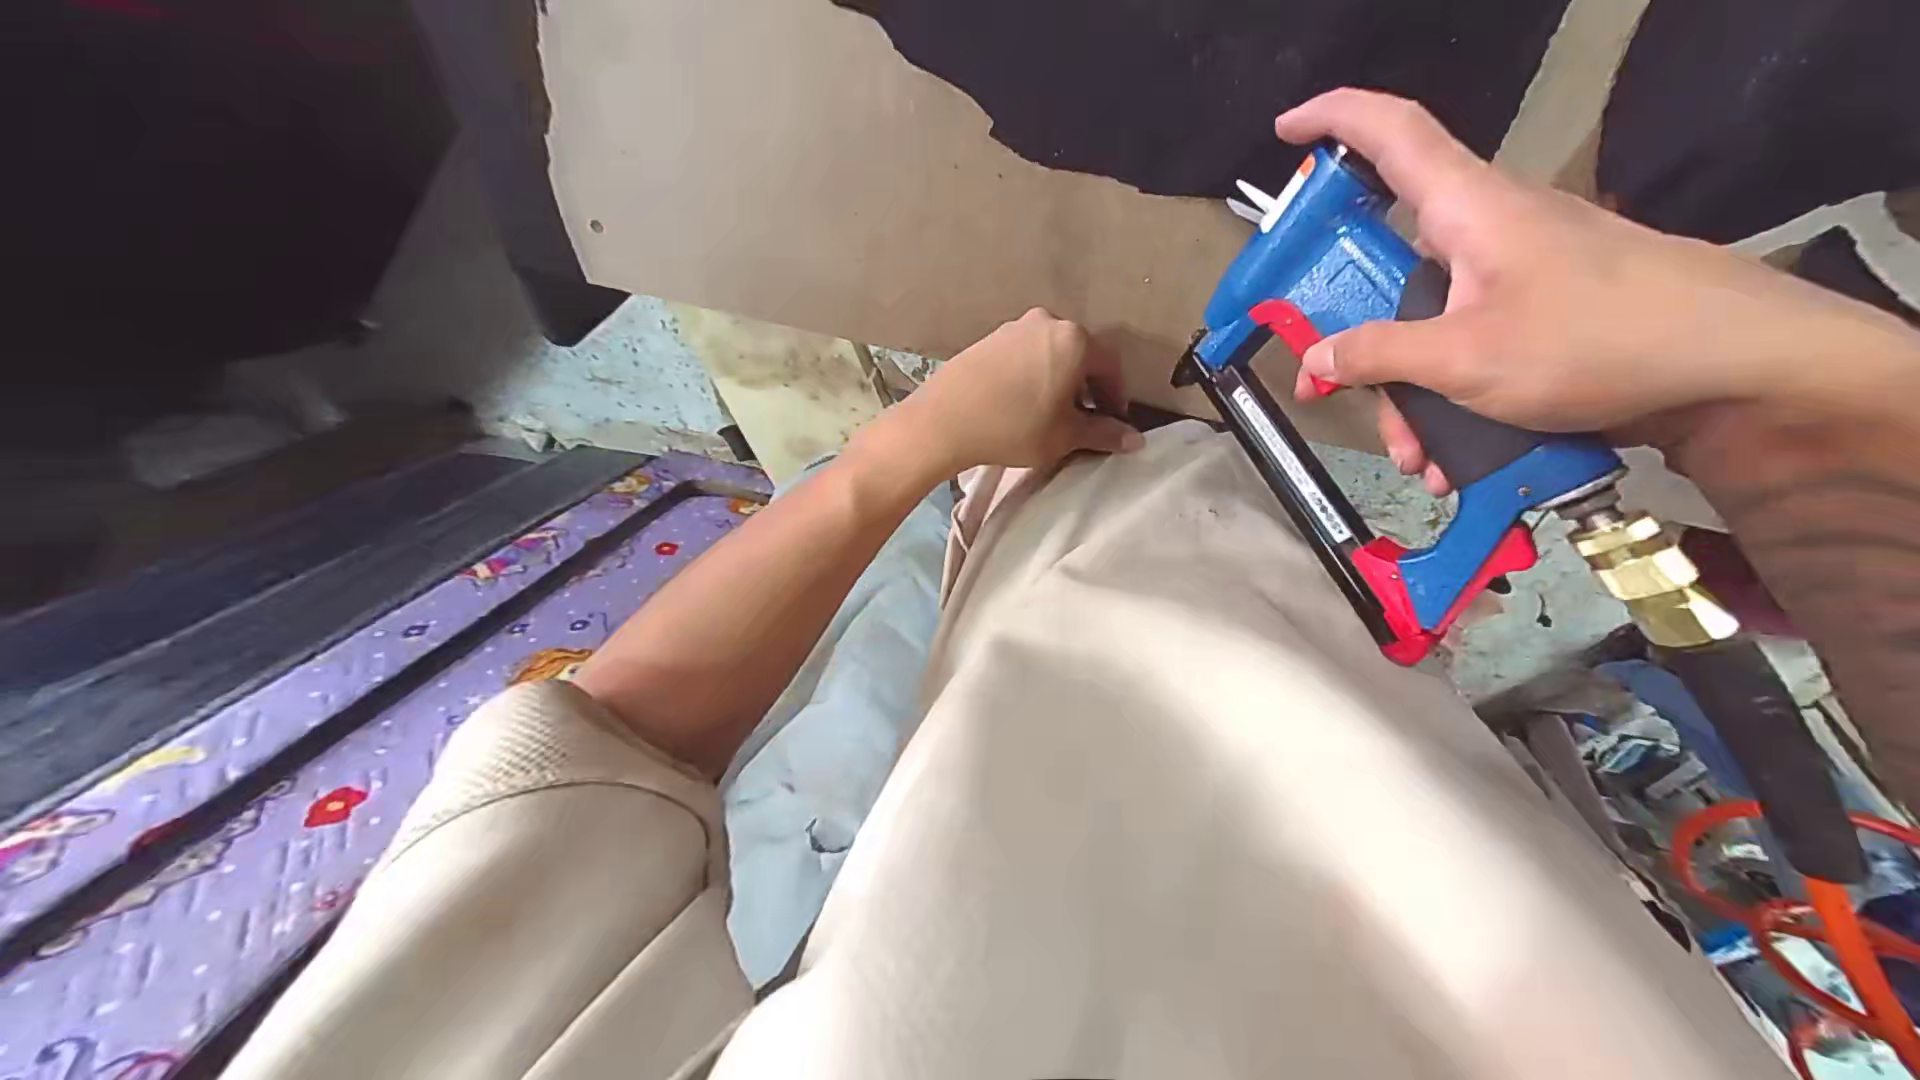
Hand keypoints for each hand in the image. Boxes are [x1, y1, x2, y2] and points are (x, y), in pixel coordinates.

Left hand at [903, 307, 1143, 472]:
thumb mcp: (1064, 436)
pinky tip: (1021, 402)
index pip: (1111, 366)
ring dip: (1060, 380)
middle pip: (1081, 355)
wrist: (944, 421)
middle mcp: (1047, 322)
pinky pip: (1024, 354)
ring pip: (1051, 353)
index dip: (1116, 397)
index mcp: (1074, 340)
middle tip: (1083, 419)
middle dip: (1088, 387)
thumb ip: (1104, 433)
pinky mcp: (989, 339)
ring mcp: (1014, 327)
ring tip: (1050, 413)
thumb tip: (1135, 440)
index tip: (1113, 422)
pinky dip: (1034, 374)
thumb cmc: (1013, 428)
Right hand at [1273, 89, 1919, 492]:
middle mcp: (1483, 234)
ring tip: (1413, 454)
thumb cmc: (1594, 340)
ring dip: (1405, 397)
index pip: (1393, 135)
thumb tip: (1316, 357)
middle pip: (1387, 273)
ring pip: (1422, 328)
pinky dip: (1444, 403)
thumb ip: (1378, 353)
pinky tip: (1448, 457)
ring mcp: (1507, 279)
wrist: (1735, 371)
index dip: (1334, 121)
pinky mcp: (1530, 318)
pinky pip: (1461, 353)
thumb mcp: (1463, 356)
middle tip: (1321, 385)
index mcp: (1468, 211)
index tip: (1285, 132)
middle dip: (1352, 342)